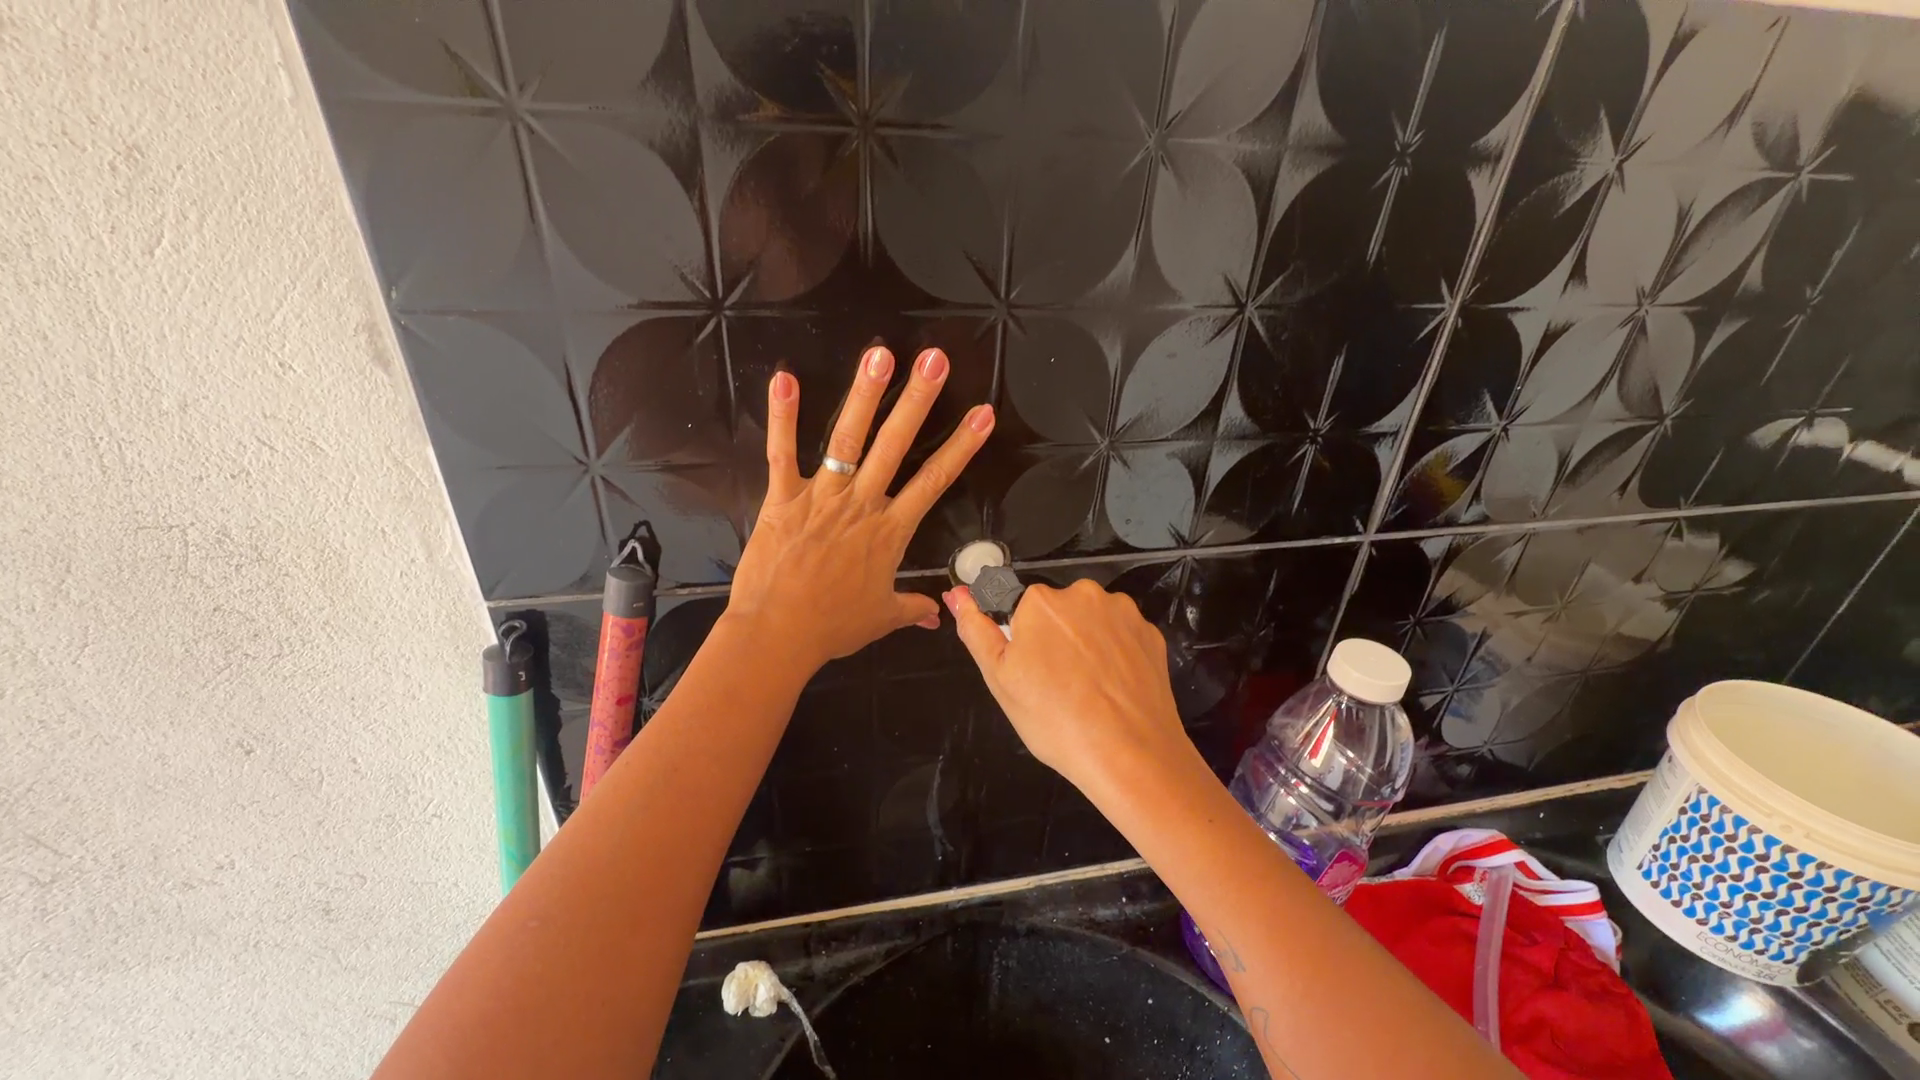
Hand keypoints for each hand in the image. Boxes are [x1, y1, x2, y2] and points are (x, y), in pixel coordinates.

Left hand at [726, 345, 993, 672]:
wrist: (779, 634)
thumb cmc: (832, 627)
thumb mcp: (880, 618)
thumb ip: (911, 609)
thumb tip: (937, 616)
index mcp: (889, 531)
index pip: (934, 482)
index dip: (961, 446)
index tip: (982, 414)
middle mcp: (861, 504)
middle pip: (896, 445)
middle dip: (918, 399)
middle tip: (934, 359)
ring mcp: (821, 497)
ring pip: (847, 438)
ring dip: (864, 395)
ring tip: (880, 354)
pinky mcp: (782, 498)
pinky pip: (781, 452)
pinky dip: (781, 416)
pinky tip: (784, 378)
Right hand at [943, 580, 1197, 797]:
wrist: (1129, 755)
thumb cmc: (1053, 719)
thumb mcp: (1000, 679)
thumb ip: (976, 630)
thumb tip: (957, 594)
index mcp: (1041, 601)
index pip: (1016, 605)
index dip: (1018, 638)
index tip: (1028, 670)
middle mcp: (1084, 594)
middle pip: (1057, 610)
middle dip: (1053, 637)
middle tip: (1054, 685)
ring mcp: (1123, 613)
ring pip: (1091, 621)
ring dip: (1085, 643)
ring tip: (1086, 690)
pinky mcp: (1151, 635)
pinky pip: (1121, 637)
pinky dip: (1114, 655)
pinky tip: (1112, 689)